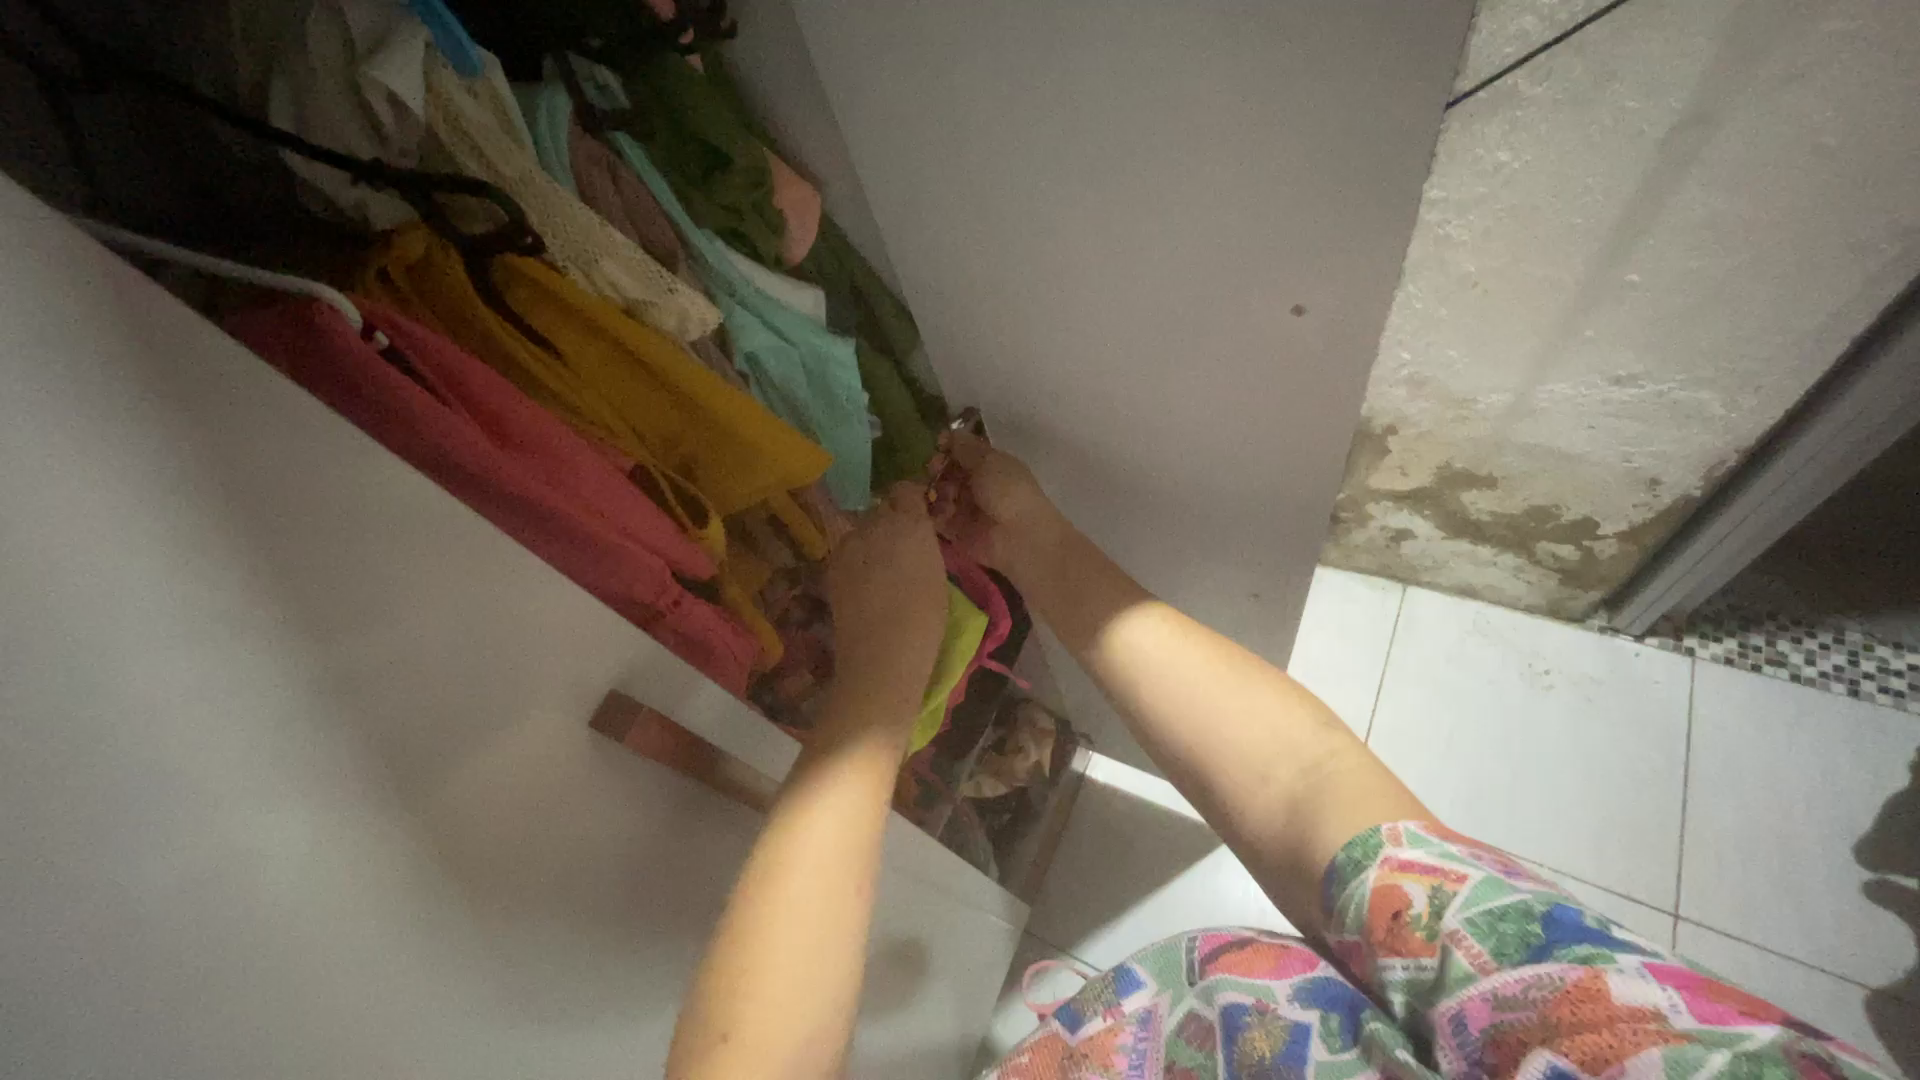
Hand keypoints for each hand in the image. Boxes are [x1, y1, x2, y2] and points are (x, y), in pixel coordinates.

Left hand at [826, 483, 949, 719]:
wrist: (882, 654)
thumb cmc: (925, 619)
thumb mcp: (937, 573)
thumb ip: (922, 544)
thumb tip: (914, 536)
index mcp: (910, 522)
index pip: (905, 490)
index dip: (910, 501)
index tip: (917, 516)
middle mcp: (875, 523)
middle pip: (881, 509)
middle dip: (890, 522)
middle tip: (901, 550)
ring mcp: (848, 543)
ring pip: (861, 530)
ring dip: (870, 541)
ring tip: (880, 572)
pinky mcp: (831, 564)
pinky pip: (847, 551)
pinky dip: (855, 561)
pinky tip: (863, 586)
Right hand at [936, 432, 1068, 570]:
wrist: (1018, 536)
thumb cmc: (1008, 490)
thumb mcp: (988, 460)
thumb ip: (964, 447)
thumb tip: (946, 434)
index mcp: (990, 465)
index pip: (962, 452)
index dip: (948, 448)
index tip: (938, 445)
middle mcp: (976, 485)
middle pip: (946, 472)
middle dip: (937, 468)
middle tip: (934, 470)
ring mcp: (965, 509)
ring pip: (938, 493)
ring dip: (935, 490)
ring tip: (942, 494)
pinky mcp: (955, 531)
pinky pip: (936, 518)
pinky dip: (932, 513)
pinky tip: (938, 510)